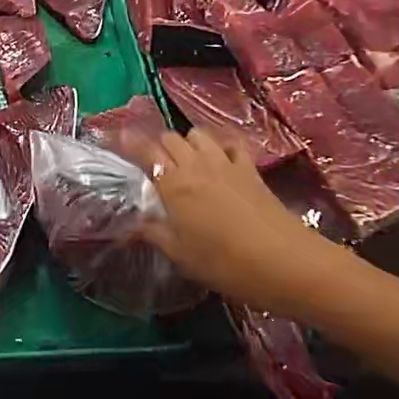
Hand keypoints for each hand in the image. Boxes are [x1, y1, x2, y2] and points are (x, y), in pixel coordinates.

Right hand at [127, 130, 342, 308]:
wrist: (285, 263)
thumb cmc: (224, 262)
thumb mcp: (180, 254)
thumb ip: (152, 233)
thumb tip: (128, 225)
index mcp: (173, 183)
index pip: (144, 150)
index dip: (127, 142)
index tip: (113, 139)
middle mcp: (197, 165)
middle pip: (170, 138)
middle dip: (157, 145)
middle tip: (151, 165)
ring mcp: (226, 164)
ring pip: (199, 135)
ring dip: (187, 142)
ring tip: (184, 162)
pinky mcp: (251, 170)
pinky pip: (231, 145)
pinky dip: (220, 146)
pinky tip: (219, 161)